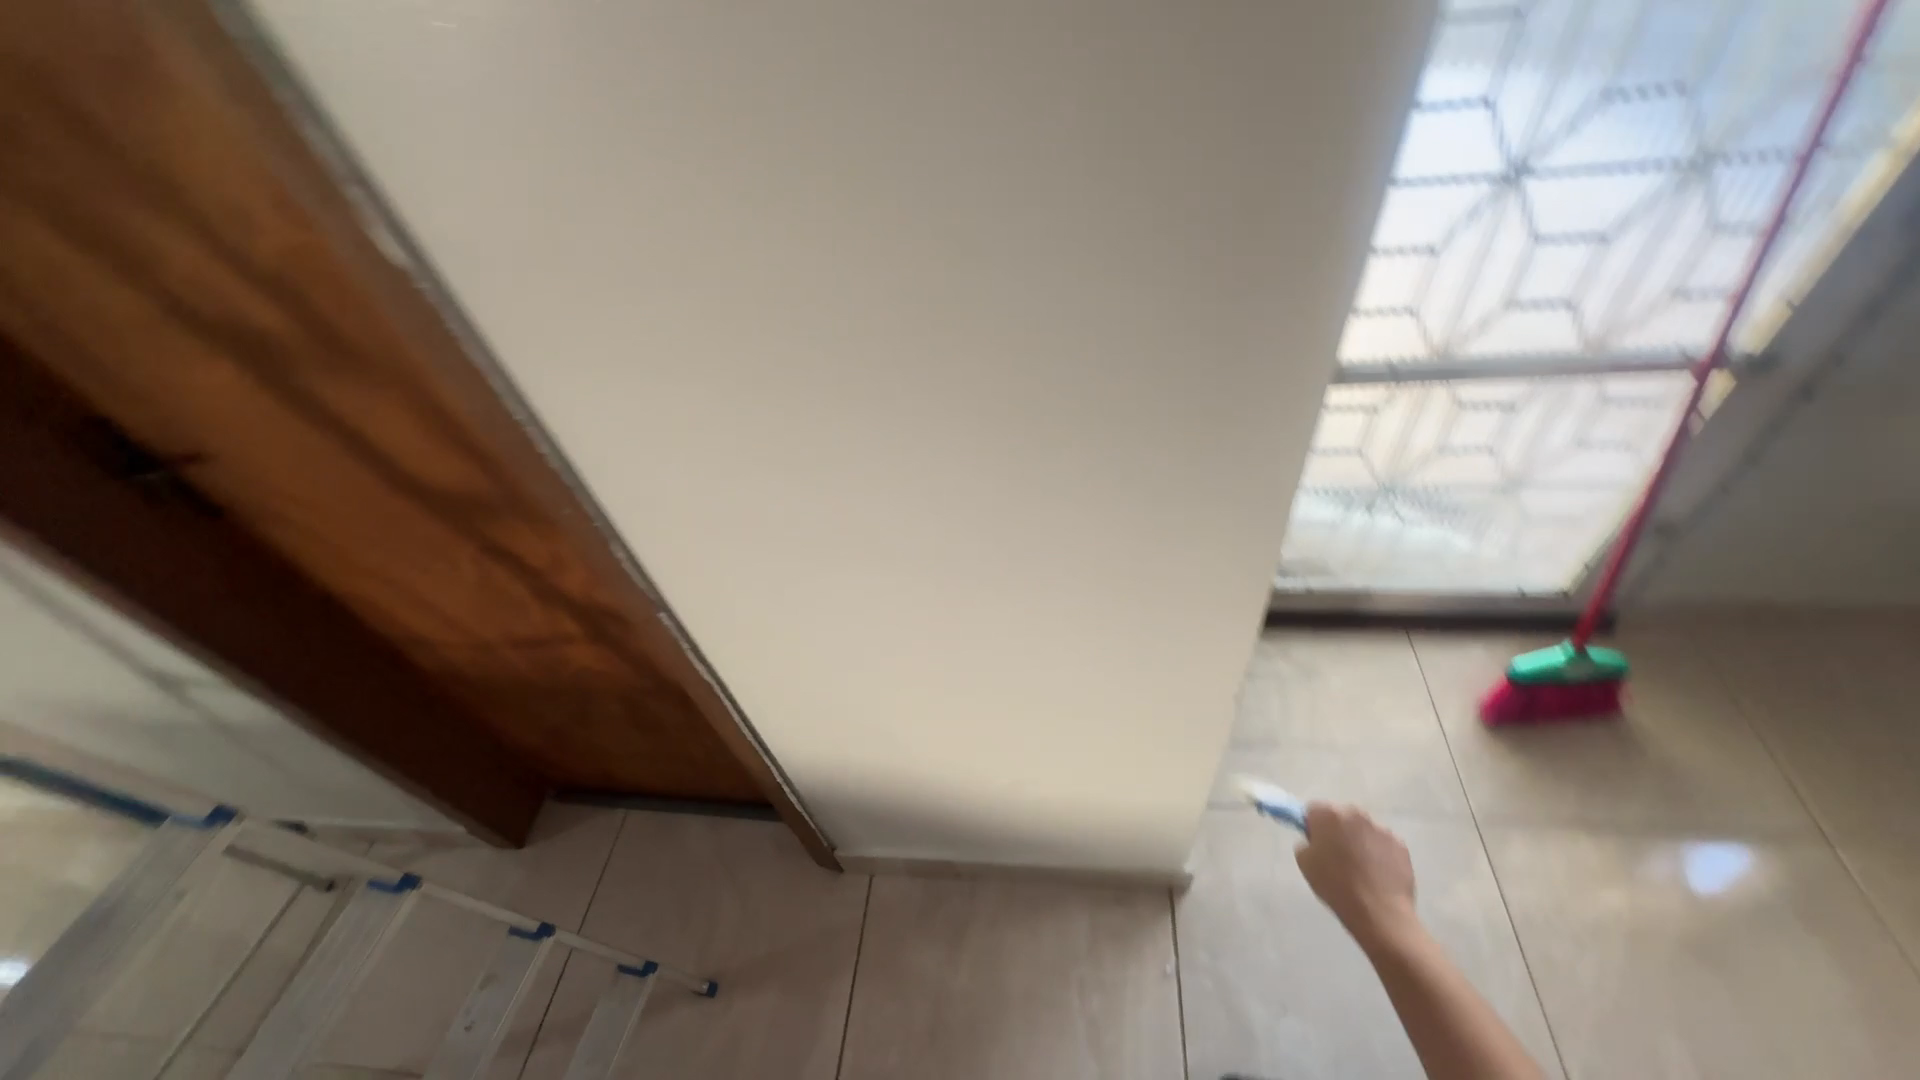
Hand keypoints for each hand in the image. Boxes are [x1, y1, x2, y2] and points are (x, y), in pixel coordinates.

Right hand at [1295, 801, 1417, 949]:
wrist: (1378, 911)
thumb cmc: (1335, 885)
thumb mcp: (1304, 863)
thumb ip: (1306, 844)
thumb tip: (1316, 842)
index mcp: (1329, 815)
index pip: (1313, 809)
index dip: (1312, 826)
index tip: (1314, 843)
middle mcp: (1357, 815)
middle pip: (1341, 816)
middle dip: (1337, 830)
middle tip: (1335, 856)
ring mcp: (1382, 829)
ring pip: (1364, 830)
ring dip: (1359, 841)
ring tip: (1359, 869)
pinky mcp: (1400, 845)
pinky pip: (1383, 844)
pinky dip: (1379, 853)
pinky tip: (1377, 874)